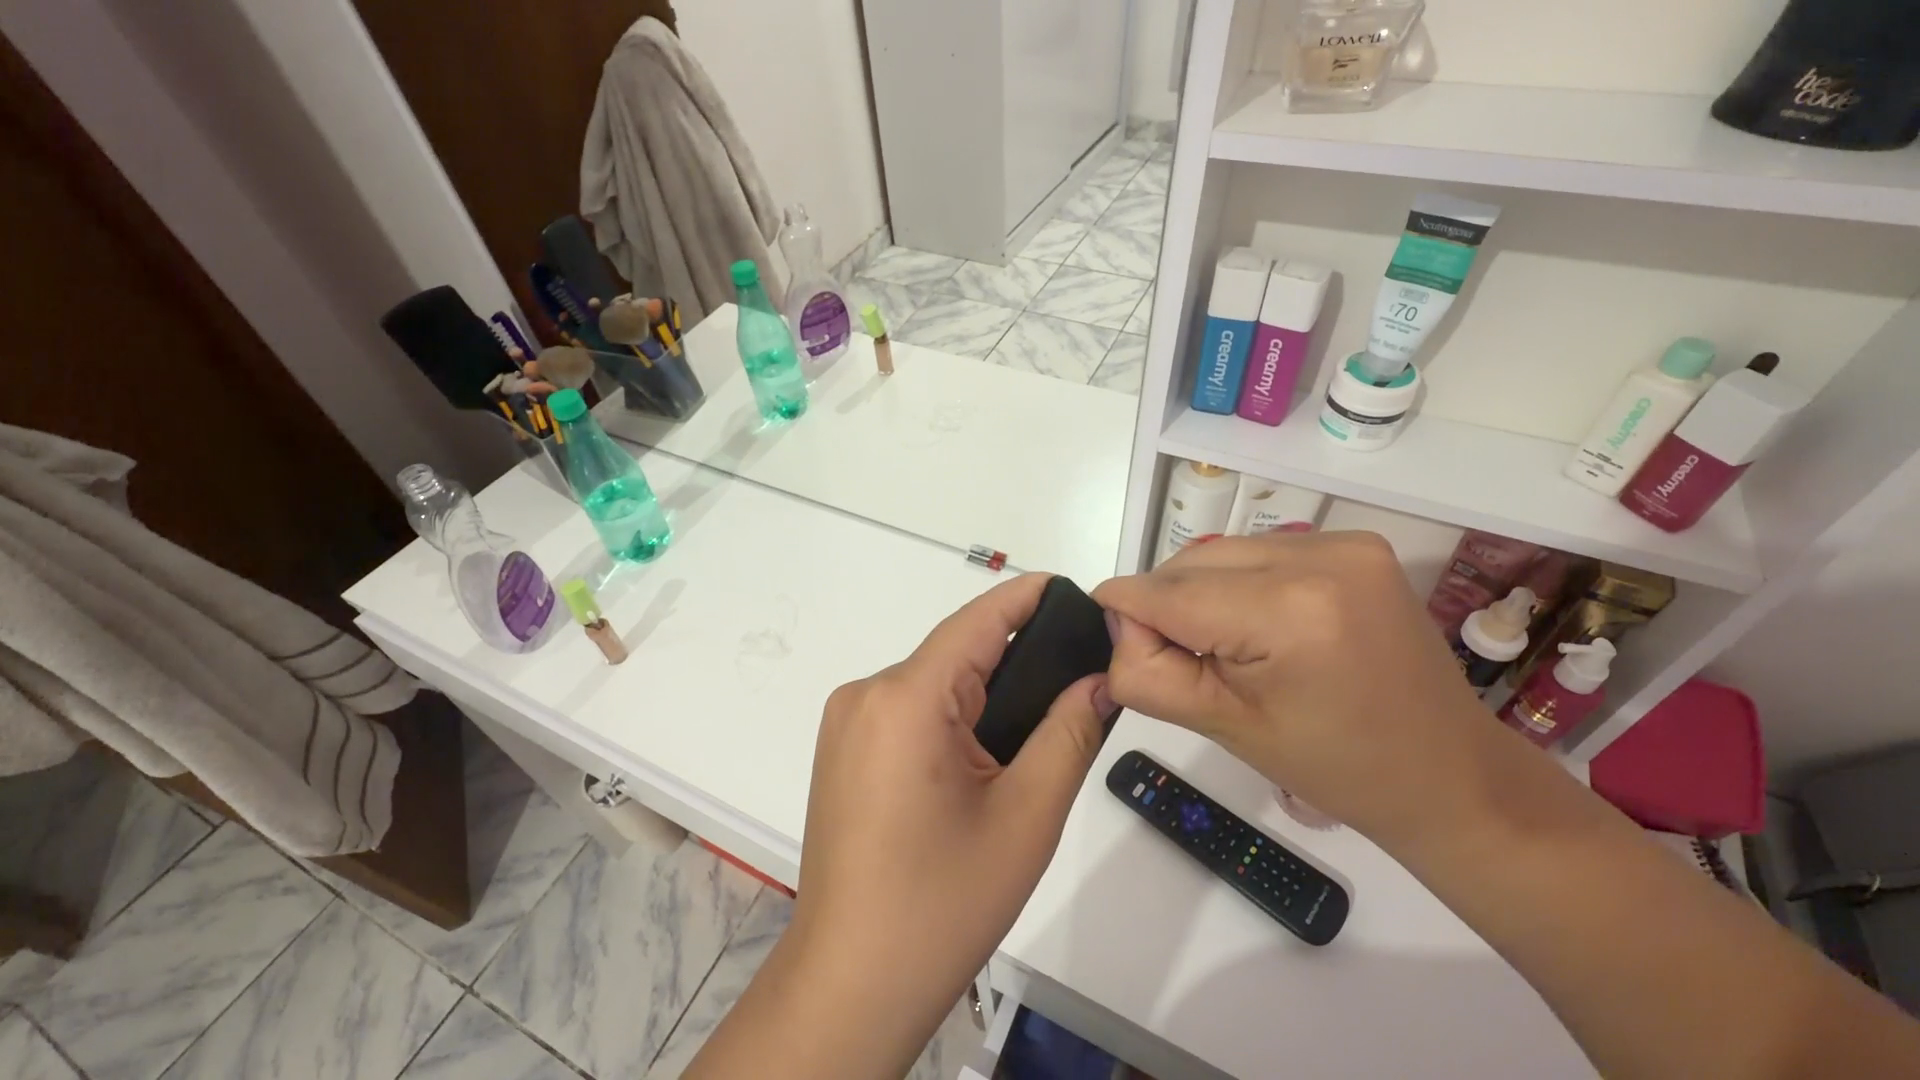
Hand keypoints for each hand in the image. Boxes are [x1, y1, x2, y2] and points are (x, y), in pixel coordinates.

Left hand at [789, 574, 1112, 1035]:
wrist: (854, 980)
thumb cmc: (943, 902)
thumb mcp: (1026, 815)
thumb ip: (1069, 733)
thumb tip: (1098, 679)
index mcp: (905, 698)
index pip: (978, 620)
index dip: (1029, 599)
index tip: (1079, 594)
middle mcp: (865, 695)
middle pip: (956, 654)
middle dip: (1019, 658)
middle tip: (1084, 675)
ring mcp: (846, 726)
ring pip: (933, 685)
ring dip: (987, 693)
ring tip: (1048, 717)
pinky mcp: (843, 754)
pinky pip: (909, 713)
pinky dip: (954, 718)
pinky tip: (991, 750)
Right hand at [1093, 531, 1501, 843]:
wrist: (1446, 771)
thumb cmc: (1334, 767)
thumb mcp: (1223, 727)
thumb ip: (1148, 672)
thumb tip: (1118, 623)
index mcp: (1289, 611)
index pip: (1166, 592)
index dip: (1128, 617)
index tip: (1122, 651)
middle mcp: (1319, 556)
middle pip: (1192, 564)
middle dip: (1166, 607)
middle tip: (1182, 664)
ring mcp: (1344, 543)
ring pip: (1223, 553)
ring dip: (1203, 593)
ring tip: (1225, 648)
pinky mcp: (1357, 544)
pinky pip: (1263, 552)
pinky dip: (1242, 584)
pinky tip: (1261, 628)